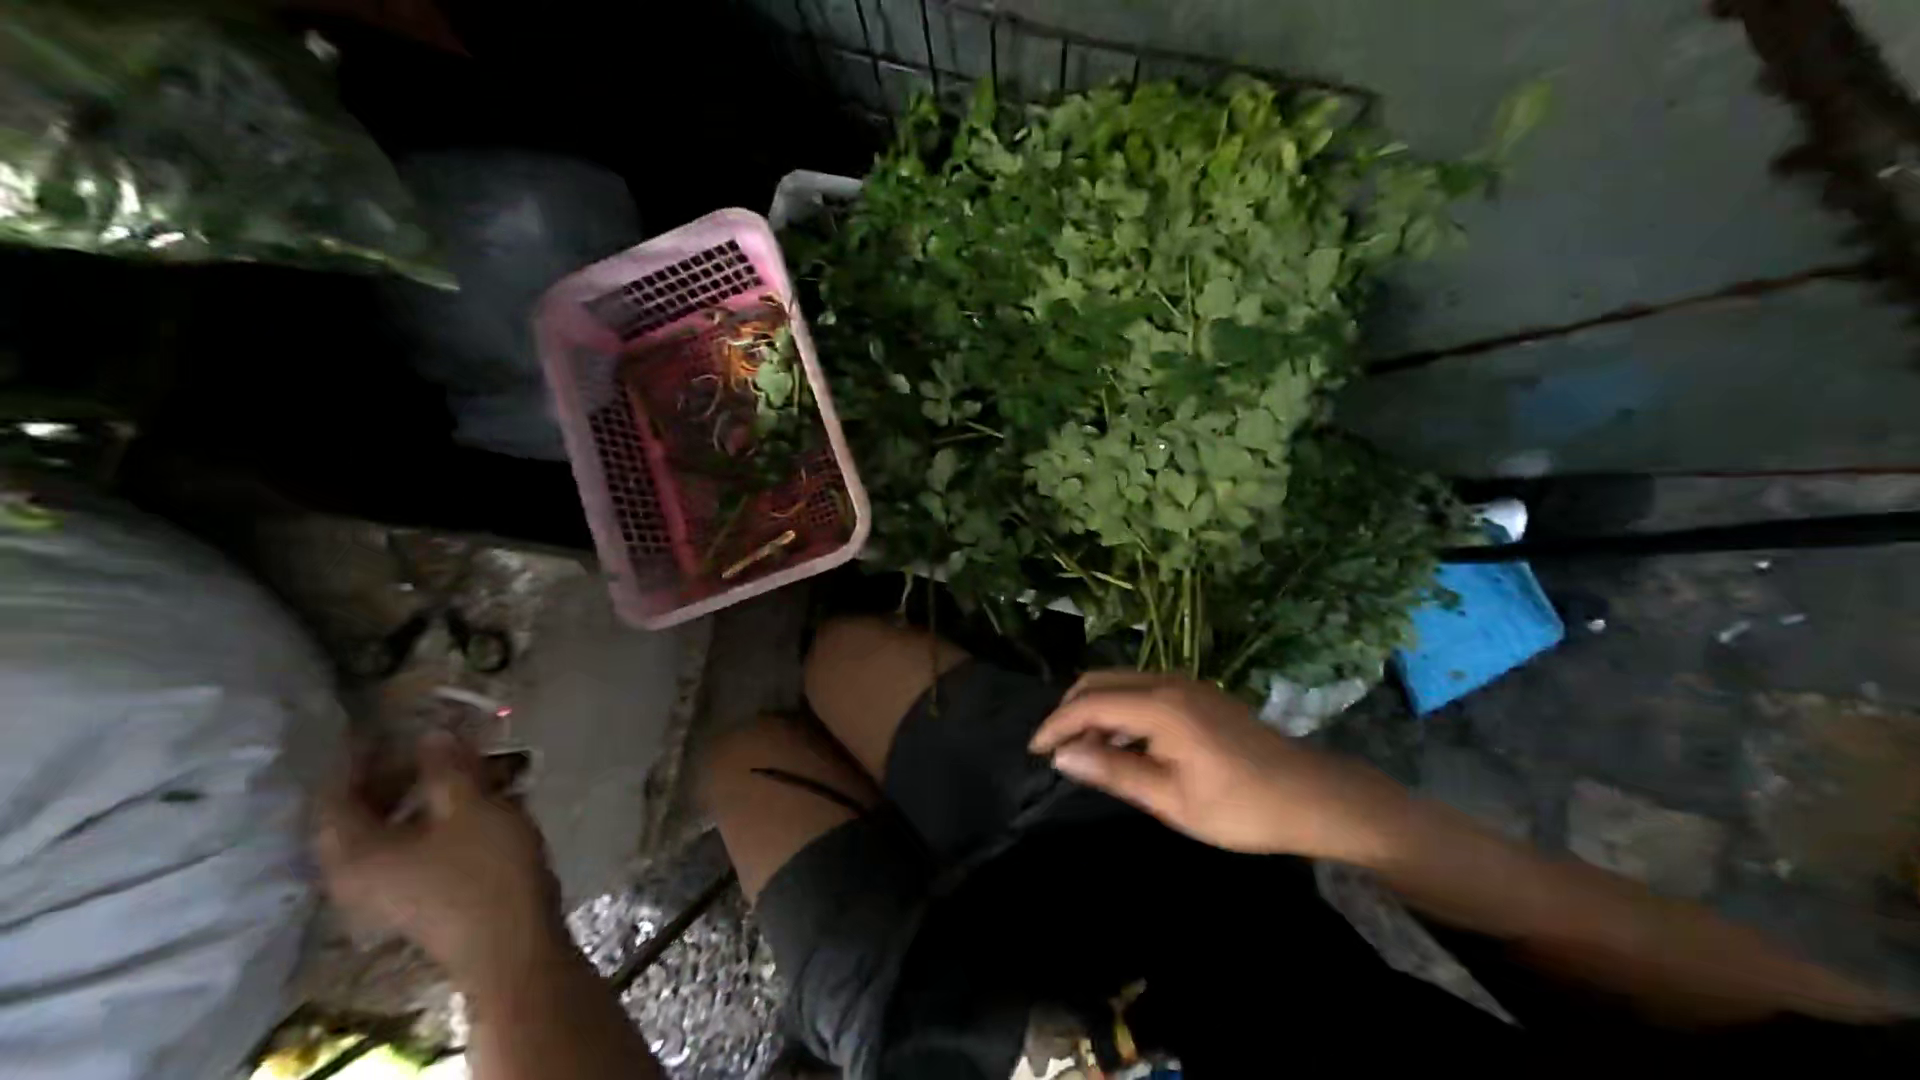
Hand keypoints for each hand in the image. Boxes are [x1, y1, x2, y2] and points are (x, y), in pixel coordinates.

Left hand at [316, 731, 566, 984]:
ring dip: (434, 791)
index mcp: (354, 851)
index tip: (388, 725)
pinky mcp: (422, 894)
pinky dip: (446, 815)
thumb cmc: (484, 870)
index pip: (335, 794)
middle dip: (405, 770)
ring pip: (401, 825)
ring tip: (477, 764)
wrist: (513, 942)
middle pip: (367, 810)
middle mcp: (358, 872)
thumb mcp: (470, 806)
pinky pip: (422, 842)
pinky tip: (489, 798)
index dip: (358, 755)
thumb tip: (430, 734)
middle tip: (441, 741)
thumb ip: (446, 766)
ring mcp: (390, 887)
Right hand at [1030, 671, 1411, 860]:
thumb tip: (1062, 756)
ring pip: (1121, 681)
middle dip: (1070, 710)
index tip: (1035, 751)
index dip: (1056, 725)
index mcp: (1160, 706)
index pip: (1089, 703)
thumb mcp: (1170, 800)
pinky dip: (1120, 708)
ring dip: (1095, 708)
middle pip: (1100, 680)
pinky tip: (1123, 741)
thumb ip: (1113, 771)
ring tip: (1084, 749)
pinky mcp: (1198, 693)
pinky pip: (1142, 688)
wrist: (1314, 797)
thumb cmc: (1241, 808)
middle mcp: (1168, 681)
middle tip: (1057, 750)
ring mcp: (1186, 683)